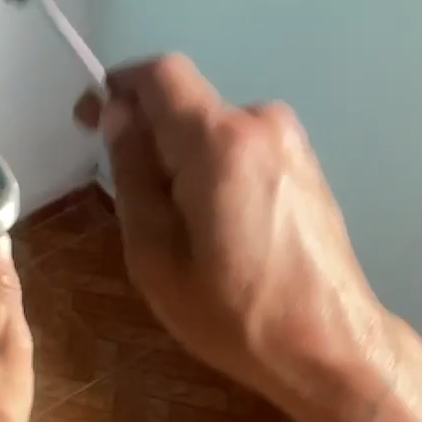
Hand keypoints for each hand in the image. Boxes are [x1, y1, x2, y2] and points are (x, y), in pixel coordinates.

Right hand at [75, 55, 392, 421]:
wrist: (330, 347)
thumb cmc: (232, 314)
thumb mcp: (154, 255)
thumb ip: (132, 175)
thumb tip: (117, 117)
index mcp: (219, 143)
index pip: (159, 74)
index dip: (116, 87)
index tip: (91, 123)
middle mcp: (261, 124)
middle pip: (184, 103)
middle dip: (148, 138)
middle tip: (135, 205)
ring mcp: (290, 143)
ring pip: (210, 129)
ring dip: (180, 159)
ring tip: (180, 231)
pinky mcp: (304, 164)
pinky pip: (239, 147)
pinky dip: (211, 169)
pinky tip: (217, 228)